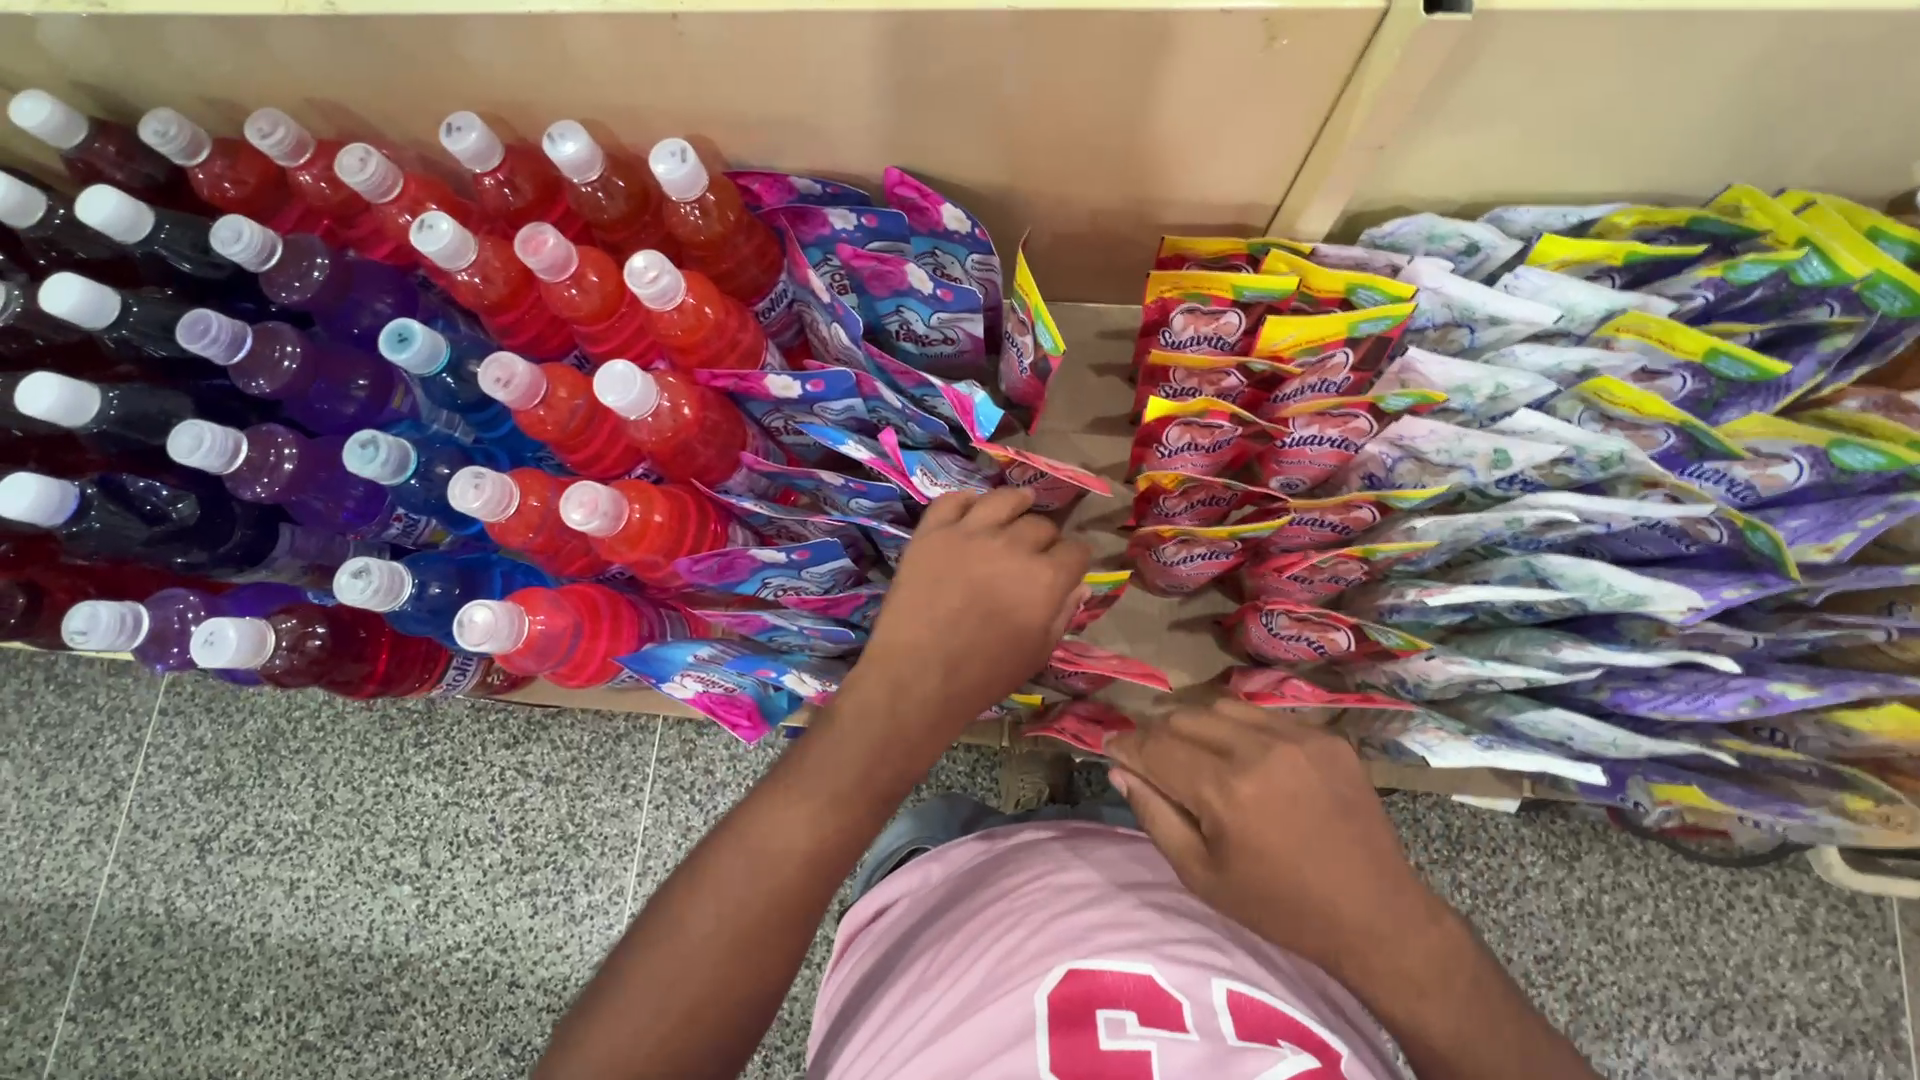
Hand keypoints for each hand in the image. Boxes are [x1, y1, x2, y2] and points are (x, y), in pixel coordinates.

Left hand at [852, 487, 1091, 733]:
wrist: (916, 676)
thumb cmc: (983, 675)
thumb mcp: (1037, 653)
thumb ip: (1062, 614)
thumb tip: (1079, 586)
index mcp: (1045, 579)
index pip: (1076, 552)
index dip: (1075, 560)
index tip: (1068, 568)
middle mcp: (1012, 546)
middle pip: (1041, 525)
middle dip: (1046, 539)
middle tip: (1036, 554)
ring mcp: (968, 534)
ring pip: (1003, 500)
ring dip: (1017, 502)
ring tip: (1020, 503)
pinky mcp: (932, 533)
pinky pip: (953, 500)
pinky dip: (966, 500)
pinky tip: (973, 507)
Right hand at [1105, 701, 1443, 973]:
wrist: (1376, 914)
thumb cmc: (1278, 906)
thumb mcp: (1201, 875)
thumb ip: (1154, 815)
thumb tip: (1120, 770)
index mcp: (1224, 790)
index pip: (1154, 746)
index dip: (1125, 745)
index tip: (1111, 748)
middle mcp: (1258, 749)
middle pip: (1183, 717)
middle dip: (1156, 733)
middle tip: (1149, 756)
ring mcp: (1298, 736)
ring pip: (1221, 707)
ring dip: (1195, 724)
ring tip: (1193, 751)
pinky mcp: (1327, 736)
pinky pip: (1264, 715)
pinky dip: (1239, 729)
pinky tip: (1242, 756)